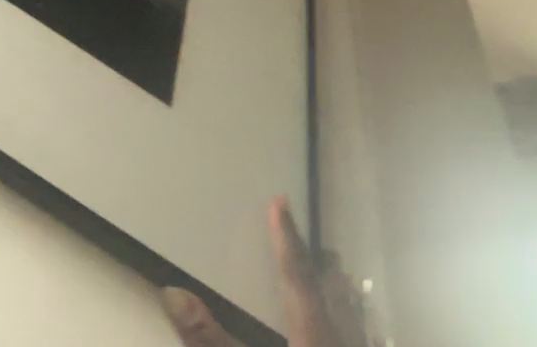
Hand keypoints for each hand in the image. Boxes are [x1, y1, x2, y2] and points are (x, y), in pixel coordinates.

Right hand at [160, 198, 369, 346]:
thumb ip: (210, 341)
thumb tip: (174, 293)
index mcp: (313, 338)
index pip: (296, 276)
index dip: (286, 238)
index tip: (281, 202)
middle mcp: (341, 345)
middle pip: (333, 296)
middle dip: (321, 267)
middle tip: (314, 239)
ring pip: (357, 324)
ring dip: (343, 299)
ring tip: (342, 278)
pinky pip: (362, 344)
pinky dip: (358, 331)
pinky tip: (359, 335)